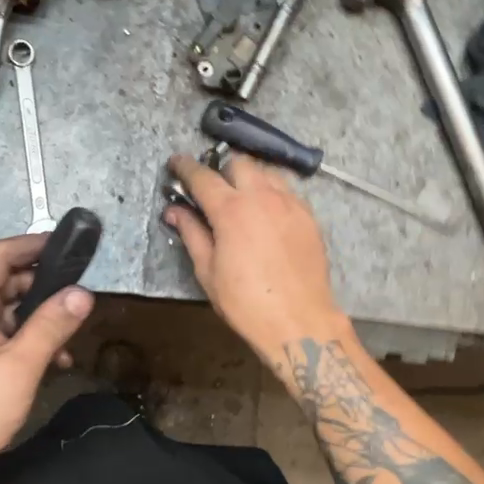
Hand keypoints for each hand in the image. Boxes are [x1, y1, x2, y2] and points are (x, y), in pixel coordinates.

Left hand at [0, 234, 93, 478]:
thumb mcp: (22, 366)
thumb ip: (52, 325)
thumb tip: (82, 293)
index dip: (30, 244)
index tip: (64, 244)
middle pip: (2, 281)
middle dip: (41, 285)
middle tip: (77, 291)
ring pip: (5, 310)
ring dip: (38, 318)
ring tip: (70, 332)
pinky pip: (0, 334)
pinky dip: (26, 339)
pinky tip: (54, 360)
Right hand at [165, 153, 350, 357]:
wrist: (298, 319)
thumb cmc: (245, 302)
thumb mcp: (208, 271)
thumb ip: (192, 234)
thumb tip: (175, 211)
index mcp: (231, 209)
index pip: (202, 176)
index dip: (185, 167)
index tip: (175, 163)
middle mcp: (262, 196)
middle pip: (239, 163)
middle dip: (221, 169)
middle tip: (211, 188)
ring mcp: (290, 203)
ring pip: (267, 172)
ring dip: (249, 177)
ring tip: (241, 197)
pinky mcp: (308, 216)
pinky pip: (287, 190)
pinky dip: (272, 192)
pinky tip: (266, 213)